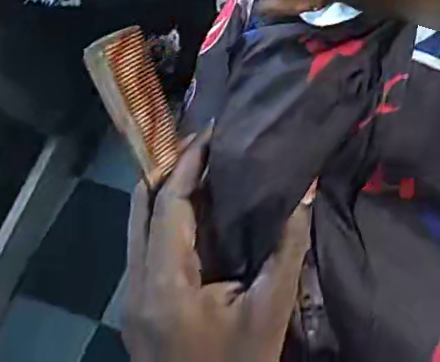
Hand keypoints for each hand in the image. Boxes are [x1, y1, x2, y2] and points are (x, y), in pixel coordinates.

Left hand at [123, 134, 313, 361]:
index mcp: (164, 284)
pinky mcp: (138, 310)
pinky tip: (200, 208)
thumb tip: (307, 187)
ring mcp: (132, 301)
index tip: (213, 129)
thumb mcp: (271, 309)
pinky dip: (167, 215)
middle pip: (141, 207)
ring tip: (206, 164)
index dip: (189, 162)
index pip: (168, 203)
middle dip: (172, 167)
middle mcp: (136, 287)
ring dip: (168, 190)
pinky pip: (146, 244)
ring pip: (138, 225)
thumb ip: (289, 244)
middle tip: (207, 140)